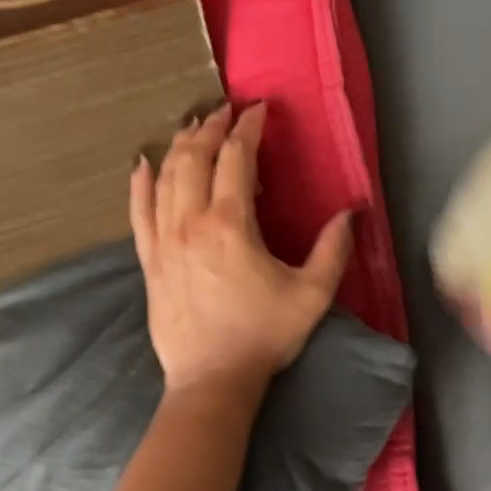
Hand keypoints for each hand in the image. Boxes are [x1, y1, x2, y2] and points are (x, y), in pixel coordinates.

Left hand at [130, 103, 354, 395]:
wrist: (212, 380)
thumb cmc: (264, 336)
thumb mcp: (311, 295)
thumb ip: (333, 250)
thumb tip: (351, 213)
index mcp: (231, 224)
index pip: (236, 159)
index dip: (247, 129)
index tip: (257, 111)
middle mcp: (191, 222)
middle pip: (195, 158)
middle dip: (210, 128)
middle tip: (224, 112)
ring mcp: (164, 241)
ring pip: (166, 178)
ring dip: (179, 146)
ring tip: (192, 127)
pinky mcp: (149, 261)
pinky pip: (138, 212)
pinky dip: (140, 184)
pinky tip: (142, 165)